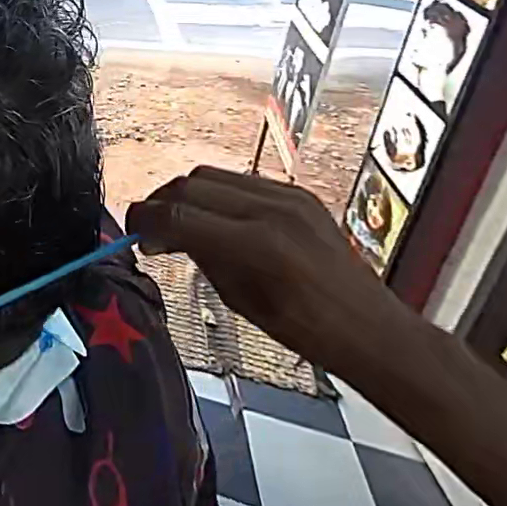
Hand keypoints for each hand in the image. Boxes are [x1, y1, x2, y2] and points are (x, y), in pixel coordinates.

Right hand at [125, 166, 412, 370]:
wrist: (373, 329)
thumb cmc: (307, 330)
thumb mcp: (238, 297)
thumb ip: (199, 255)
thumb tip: (163, 234)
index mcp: (257, 245)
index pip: (177, 214)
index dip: (143, 220)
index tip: (133, 235)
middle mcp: (271, 210)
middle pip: (188, 185)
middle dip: (159, 204)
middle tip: (149, 229)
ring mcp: (288, 197)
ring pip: (209, 175)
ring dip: (183, 195)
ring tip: (178, 221)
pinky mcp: (297, 194)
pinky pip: (239, 181)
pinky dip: (214, 195)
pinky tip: (214, 218)